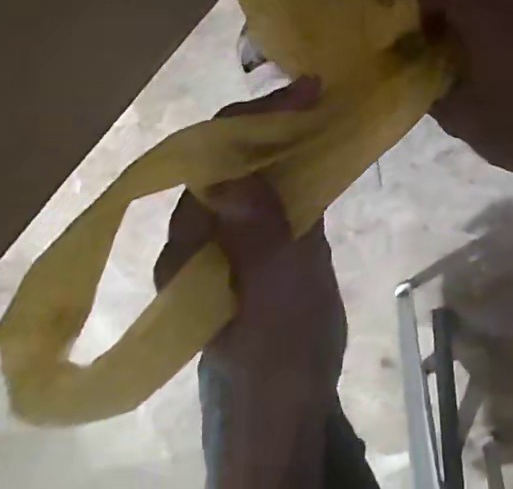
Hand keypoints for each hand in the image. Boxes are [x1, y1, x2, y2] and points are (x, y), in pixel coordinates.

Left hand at [153, 77, 343, 399]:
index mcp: (192, 241)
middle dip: (268, 119)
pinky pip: (264, 190)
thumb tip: (235, 175)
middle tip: (318, 96)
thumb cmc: (282, 362)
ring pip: (246, 169)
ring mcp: (225, 238)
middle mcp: (198, 232)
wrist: (286, 418)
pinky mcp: (251, 246)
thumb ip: (259, 240)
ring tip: (320, 112)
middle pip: (225, 156)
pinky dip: (289, 162)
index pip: (212, 157)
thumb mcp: (278, 303)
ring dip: (279, 135)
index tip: (305, 93)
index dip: (255, 117)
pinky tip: (317, 153)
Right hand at [415, 0, 512, 180]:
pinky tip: (468, 44)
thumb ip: (425, 78)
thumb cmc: (504, 125)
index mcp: (482, 18)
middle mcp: (503, 3)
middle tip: (424, 31)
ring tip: (444, 38)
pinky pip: (491, 0)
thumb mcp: (453, 110)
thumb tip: (409, 61)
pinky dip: (472, 11)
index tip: (413, 29)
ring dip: (454, 3)